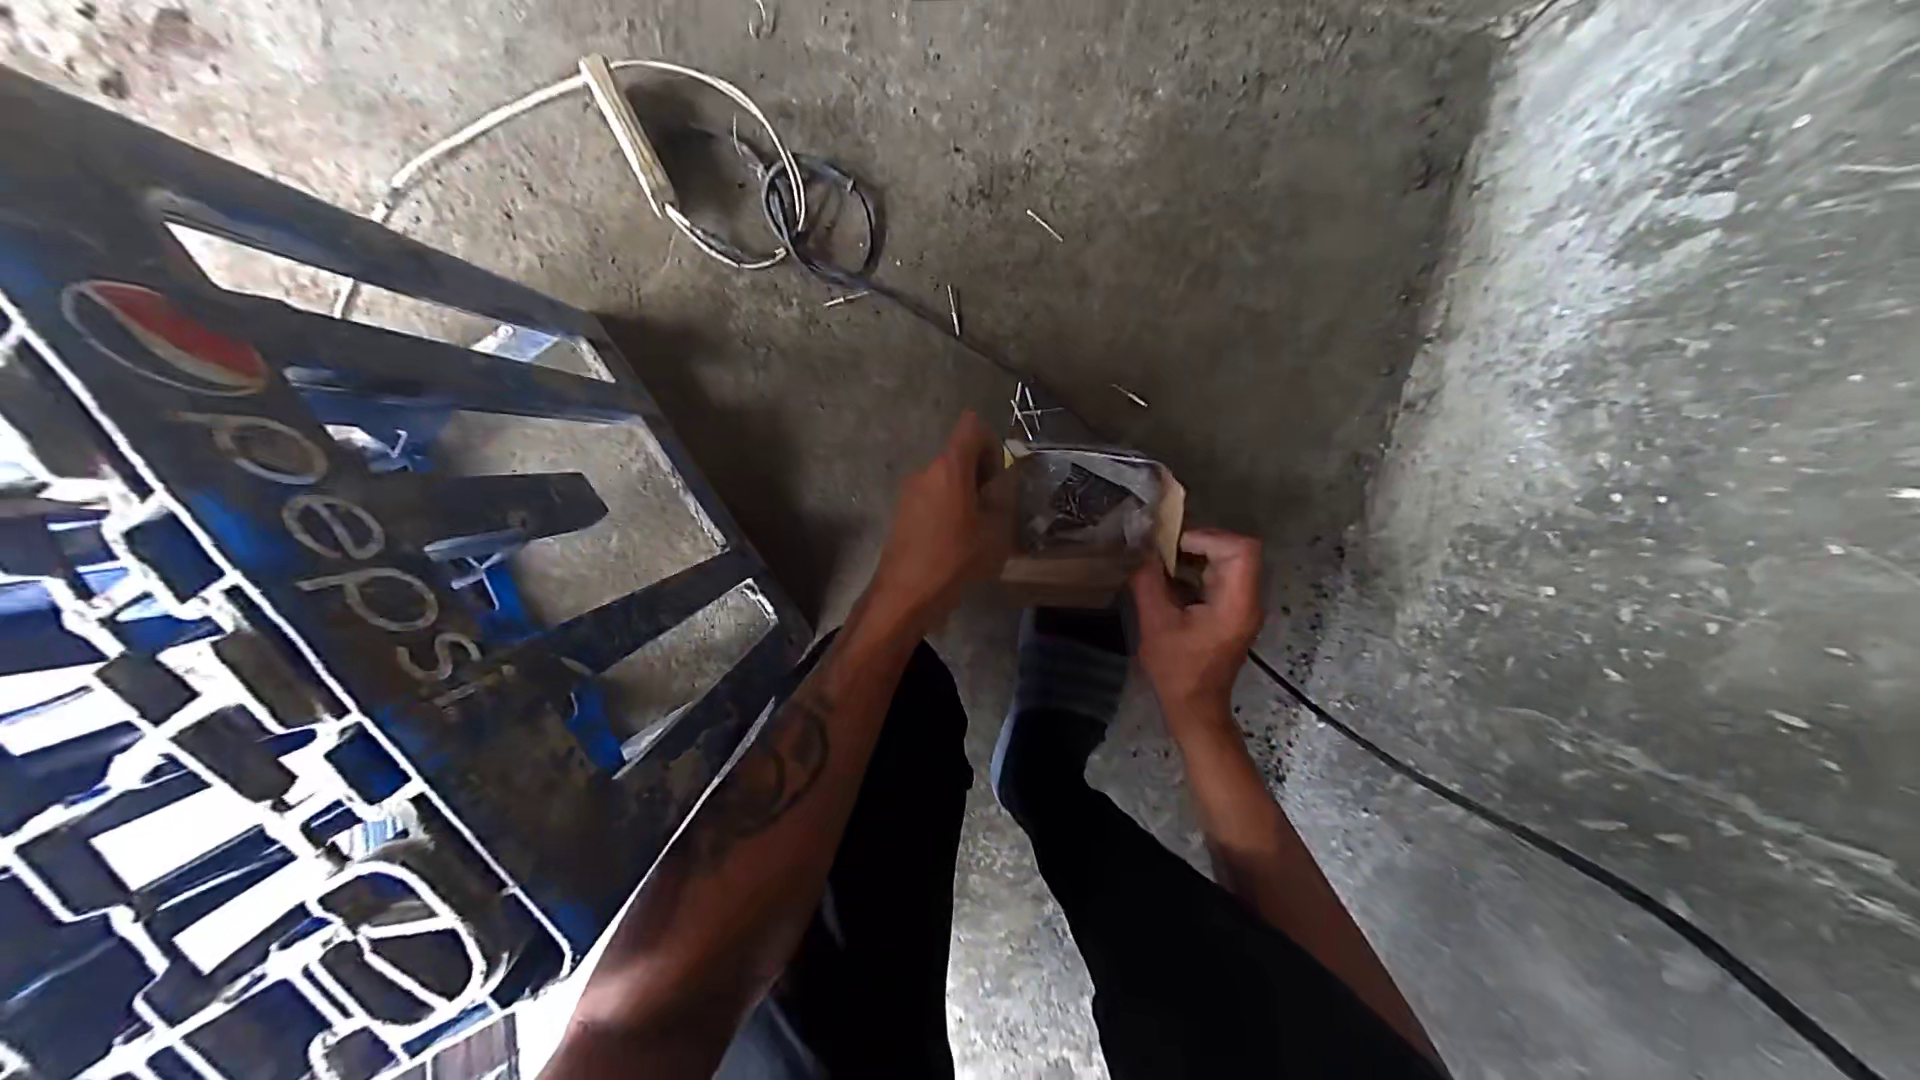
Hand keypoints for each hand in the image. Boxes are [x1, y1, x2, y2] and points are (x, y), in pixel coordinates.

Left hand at [866, 411, 1011, 629]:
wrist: (905, 595)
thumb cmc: (955, 560)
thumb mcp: (996, 533)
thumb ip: (1003, 502)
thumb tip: (1000, 489)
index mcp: (950, 468)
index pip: (972, 426)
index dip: (992, 443)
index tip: (998, 477)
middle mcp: (926, 471)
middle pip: (959, 455)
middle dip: (981, 475)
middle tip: (993, 510)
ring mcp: (909, 492)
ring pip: (946, 479)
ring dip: (965, 496)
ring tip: (976, 531)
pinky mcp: (902, 513)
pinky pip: (932, 498)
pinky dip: (948, 510)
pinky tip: (955, 543)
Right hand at [1130, 528, 1263, 724]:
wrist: (1195, 706)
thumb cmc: (1176, 669)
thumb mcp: (1155, 623)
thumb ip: (1149, 581)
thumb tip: (1143, 549)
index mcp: (1236, 603)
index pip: (1242, 549)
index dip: (1209, 537)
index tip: (1175, 545)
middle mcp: (1249, 600)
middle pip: (1238, 550)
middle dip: (1201, 542)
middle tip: (1166, 549)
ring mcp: (1244, 605)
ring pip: (1231, 560)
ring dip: (1198, 554)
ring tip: (1165, 561)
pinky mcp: (1234, 610)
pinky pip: (1223, 575)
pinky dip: (1198, 568)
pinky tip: (1172, 578)